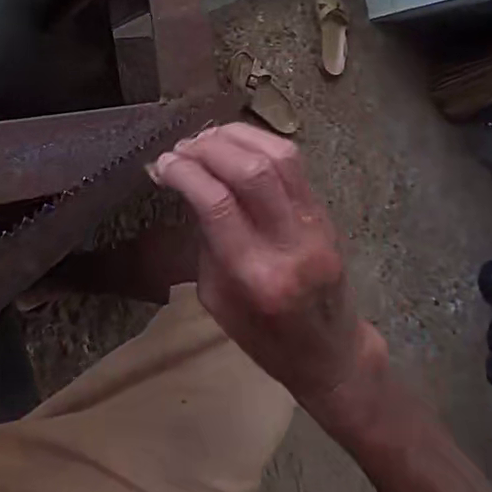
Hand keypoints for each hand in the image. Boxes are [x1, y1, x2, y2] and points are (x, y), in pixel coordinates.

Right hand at [147, 123, 372, 409]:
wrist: (330, 354)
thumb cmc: (263, 337)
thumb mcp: (216, 297)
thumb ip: (205, 239)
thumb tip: (186, 185)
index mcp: (256, 276)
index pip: (216, 203)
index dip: (184, 173)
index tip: (161, 164)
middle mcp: (290, 244)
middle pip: (251, 172)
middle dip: (208, 149)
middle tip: (181, 148)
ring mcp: (315, 225)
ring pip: (279, 157)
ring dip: (235, 137)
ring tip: (205, 138)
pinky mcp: (326, 213)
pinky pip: (294, 163)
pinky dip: (260, 142)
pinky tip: (235, 142)